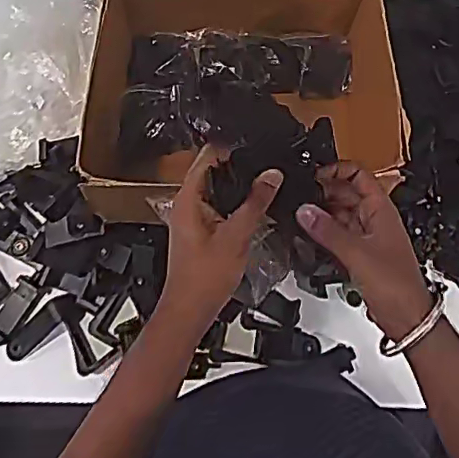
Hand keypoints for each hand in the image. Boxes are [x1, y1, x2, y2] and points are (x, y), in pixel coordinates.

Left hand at [159, 146, 281, 329]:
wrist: (189, 313)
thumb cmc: (202, 280)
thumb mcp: (236, 236)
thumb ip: (255, 202)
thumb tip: (271, 175)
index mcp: (188, 199)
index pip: (207, 156)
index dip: (230, 147)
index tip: (254, 144)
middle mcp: (187, 203)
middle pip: (214, 170)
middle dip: (239, 164)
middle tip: (266, 161)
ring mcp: (193, 216)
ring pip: (219, 188)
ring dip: (240, 184)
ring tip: (265, 180)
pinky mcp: (202, 229)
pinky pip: (221, 204)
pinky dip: (237, 201)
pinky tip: (255, 206)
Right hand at [296, 163, 434, 340]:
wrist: (406, 316)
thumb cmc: (396, 284)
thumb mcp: (356, 253)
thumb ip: (328, 231)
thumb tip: (306, 211)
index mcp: (381, 209)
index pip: (359, 174)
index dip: (337, 169)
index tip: (316, 174)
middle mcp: (375, 218)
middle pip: (348, 192)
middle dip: (325, 191)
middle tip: (303, 197)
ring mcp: (368, 235)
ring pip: (342, 213)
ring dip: (323, 212)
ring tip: (303, 215)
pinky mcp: (361, 252)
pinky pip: (341, 233)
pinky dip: (326, 231)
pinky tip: (311, 235)